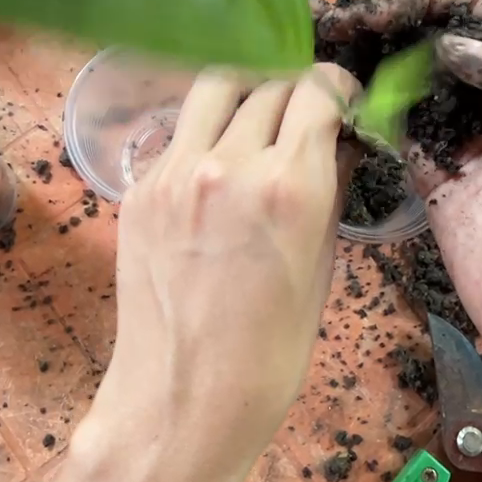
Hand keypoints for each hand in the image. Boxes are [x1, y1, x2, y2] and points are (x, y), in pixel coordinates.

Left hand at [73, 64, 360, 481]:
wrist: (183, 399)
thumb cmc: (271, 353)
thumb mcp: (321, 268)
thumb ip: (328, 190)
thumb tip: (336, 143)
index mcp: (289, 186)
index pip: (316, 91)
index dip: (336, 86)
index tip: (341, 99)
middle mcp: (229, 163)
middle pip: (268, 83)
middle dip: (295, 90)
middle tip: (304, 113)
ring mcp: (175, 171)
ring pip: (215, 88)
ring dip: (246, 91)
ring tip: (257, 118)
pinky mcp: (140, 186)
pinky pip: (181, 133)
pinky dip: (208, 132)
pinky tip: (217, 166)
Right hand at [318, 0, 481, 386]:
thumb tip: (454, 46)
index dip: (447, 1)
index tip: (401, 6)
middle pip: (445, 45)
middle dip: (404, 25)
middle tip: (355, 22)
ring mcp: (460, 139)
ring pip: (416, 82)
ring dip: (382, 61)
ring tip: (338, 44)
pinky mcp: (430, 174)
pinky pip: (399, 130)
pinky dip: (373, 109)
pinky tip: (345, 94)